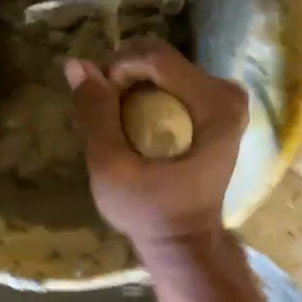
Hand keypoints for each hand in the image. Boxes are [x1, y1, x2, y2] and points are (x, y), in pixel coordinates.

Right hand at [66, 37, 250, 248]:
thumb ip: (95, 113)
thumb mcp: (111, 166)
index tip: (96, 102)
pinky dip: (143, 94)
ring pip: (162, 68)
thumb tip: (75, 63)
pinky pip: (170, 83)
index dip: (117, 69)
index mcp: (214, 105)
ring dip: (129, 85)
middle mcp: (227, 94)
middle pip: (160, 58)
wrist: (183, 243)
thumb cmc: (148, 211)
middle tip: (100, 112)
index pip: (155, 57)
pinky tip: (129, 122)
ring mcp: (225, 101)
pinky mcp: (216, 110)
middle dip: (121, 75)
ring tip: (111, 120)